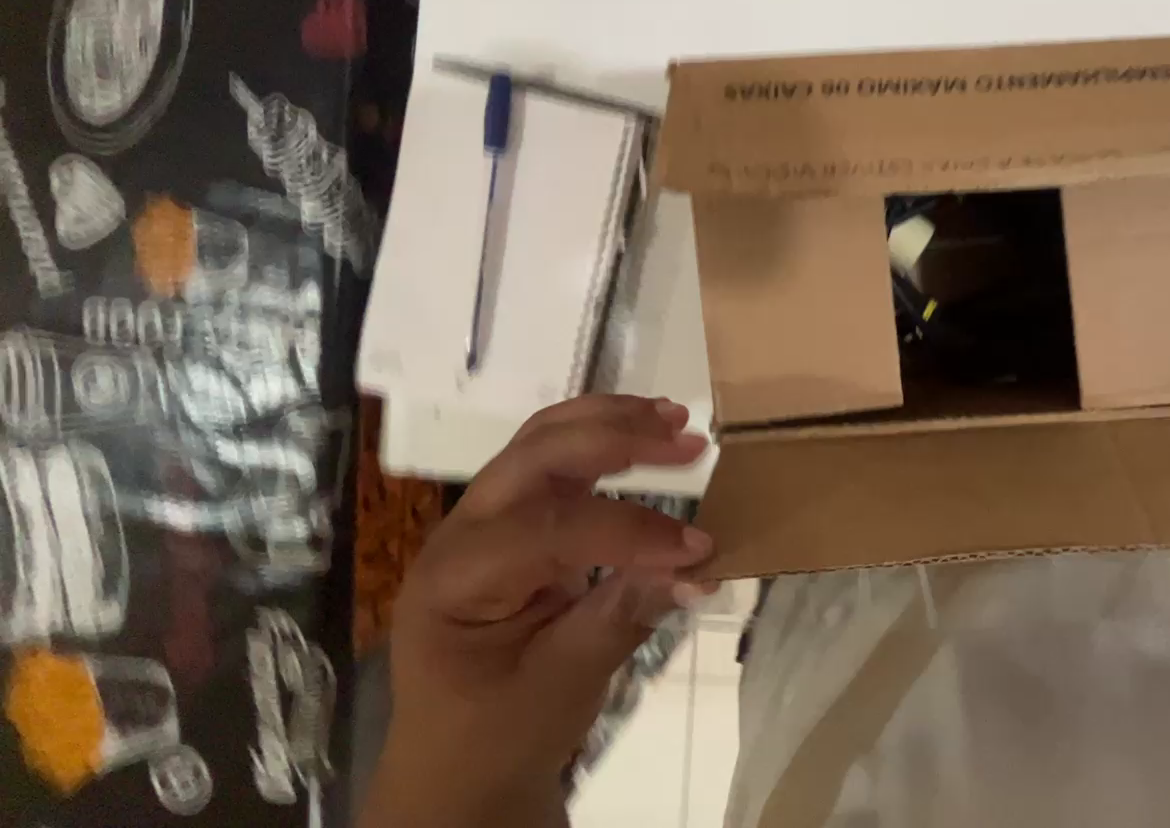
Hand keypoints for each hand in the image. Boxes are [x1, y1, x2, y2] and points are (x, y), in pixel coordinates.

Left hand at [360, 395, 713, 827]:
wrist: (460, 766)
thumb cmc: (500, 735)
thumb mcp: (563, 685)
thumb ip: (625, 615)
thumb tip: (698, 568)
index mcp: (456, 579)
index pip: (550, 529)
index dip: (630, 530)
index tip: (700, 548)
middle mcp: (462, 531)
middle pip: (538, 455)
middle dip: (618, 439)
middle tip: (692, 444)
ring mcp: (486, 518)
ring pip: (545, 439)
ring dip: (612, 421)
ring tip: (675, 417)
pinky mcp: (515, 518)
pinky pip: (555, 457)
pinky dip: (603, 434)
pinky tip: (645, 429)